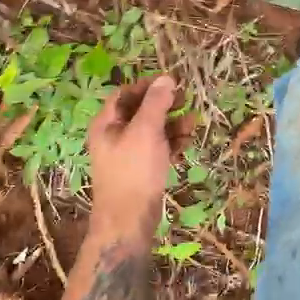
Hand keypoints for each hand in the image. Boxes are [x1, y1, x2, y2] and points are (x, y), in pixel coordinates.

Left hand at [85, 75, 175, 236]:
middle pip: (141, 110)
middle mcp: (114, 135)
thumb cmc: (133, 171)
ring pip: (152, 129)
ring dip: (172, 123)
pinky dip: (172, 141)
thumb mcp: (146, 131)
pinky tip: (186, 142)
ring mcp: (128, 153)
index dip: (147, 85)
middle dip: (165, 104)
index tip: (171, 82)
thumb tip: (166, 78)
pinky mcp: (142, 168)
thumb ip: (156, 103)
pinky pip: (158, 147)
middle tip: (186, 100)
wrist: (129, 220)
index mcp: (106, 123)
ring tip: (192, 123)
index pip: (125, 93)